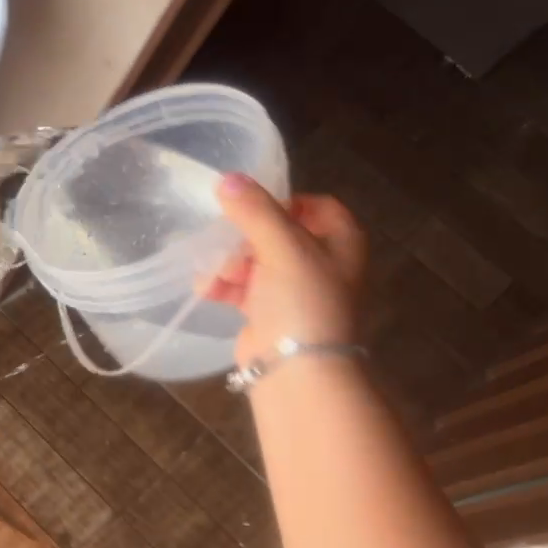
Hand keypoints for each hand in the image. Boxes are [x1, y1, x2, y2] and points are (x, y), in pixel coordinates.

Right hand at [207, 173, 368, 367]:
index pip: (314, 205)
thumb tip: (226, 179)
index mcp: (341, 241)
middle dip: (244, 238)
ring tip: (213, 274)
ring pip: (255, 261)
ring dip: (229, 263)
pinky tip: (206, 289)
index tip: (249, 207)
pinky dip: (224, 286)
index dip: (282, 201)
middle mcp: (322, 263)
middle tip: (224, 243)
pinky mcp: (268, 313)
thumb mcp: (282, 248)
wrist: (296, 368)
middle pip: (277, 232)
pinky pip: (242, 289)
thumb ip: (255, 211)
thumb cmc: (303, 302)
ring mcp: (294, 290)